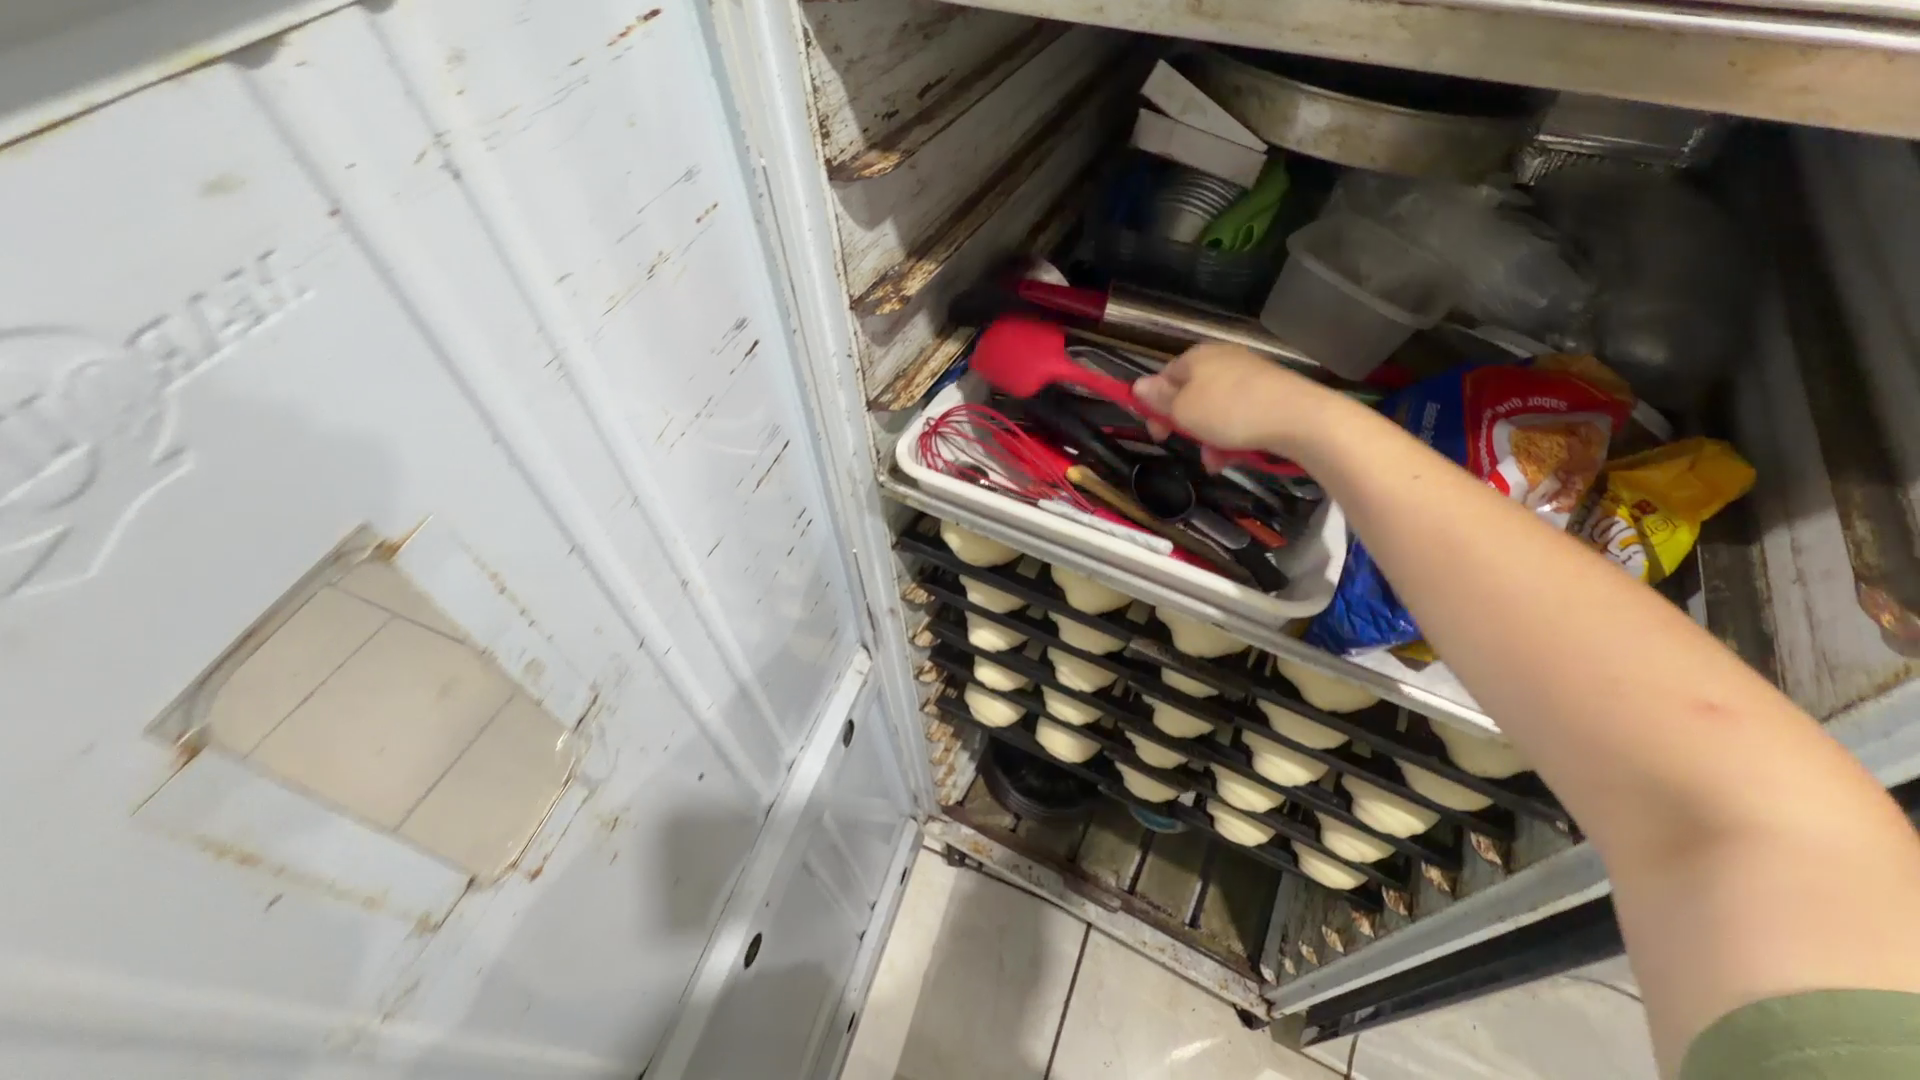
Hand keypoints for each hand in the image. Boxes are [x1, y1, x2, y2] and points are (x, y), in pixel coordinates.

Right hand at [1133, 345, 1338, 466]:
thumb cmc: (1230, 411)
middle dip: (1185, 426)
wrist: (1299, 418)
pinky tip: (1235, 456)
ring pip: (1215, 411)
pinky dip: (1233, 437)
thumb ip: (1158, 400)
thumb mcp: (1184, 409)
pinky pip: (1240, 416)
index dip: (1154, 406)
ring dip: (1209, 438)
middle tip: (1185, 446)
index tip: (1156, 433)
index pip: (1164, 377)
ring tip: (1215, 460)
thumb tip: (1138, 385)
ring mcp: (1249, 376)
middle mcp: (1222, 360)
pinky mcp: (1271, 393)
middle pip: (1190, 396)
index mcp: (1196, 357)